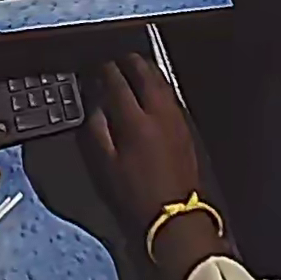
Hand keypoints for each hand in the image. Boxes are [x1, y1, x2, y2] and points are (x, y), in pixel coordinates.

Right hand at [81, 55, 228, 279]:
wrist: (176, 220)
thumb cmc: (137, 195)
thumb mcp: (106, 164)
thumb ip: (97, 128)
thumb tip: (94, 105)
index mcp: (134, 121)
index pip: (117, 81)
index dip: (104, 69)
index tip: (96, 66)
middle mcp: (157, 113)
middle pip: (144, 72)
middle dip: (127, 60)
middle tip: (115, 59)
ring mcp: (175, 119)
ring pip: (161, 80)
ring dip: (145, 69)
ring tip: (133, 66)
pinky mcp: (186, 127)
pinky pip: (171, 94)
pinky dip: (158, 83)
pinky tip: (151, 87)